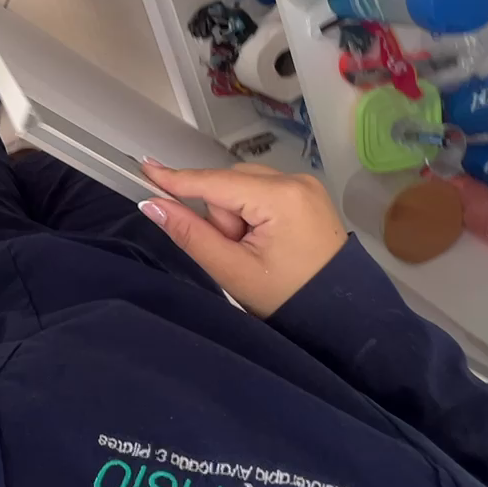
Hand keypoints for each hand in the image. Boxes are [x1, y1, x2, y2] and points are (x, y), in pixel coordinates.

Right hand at [139, 161, 347, 318]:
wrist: (341, 318)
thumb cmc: (288, 298)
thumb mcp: (232, 270)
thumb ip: (190, 233)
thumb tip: (152, 204)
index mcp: (281, 197)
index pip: (215, 182)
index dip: (178, 179)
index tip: (146, 169)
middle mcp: (296, 180)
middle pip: (229, 183)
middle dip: (222, 216)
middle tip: (238, 253)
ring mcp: (304, 185)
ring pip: (242, 187)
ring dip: (236, 216)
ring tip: (254, 252)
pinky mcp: (306, 193)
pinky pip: (261, 192)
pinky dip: (252, 213)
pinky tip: (264, 242)